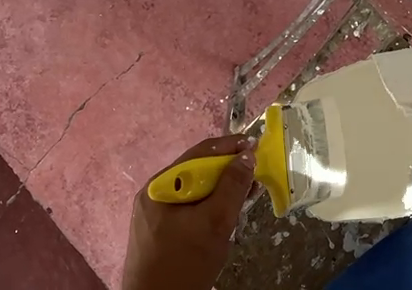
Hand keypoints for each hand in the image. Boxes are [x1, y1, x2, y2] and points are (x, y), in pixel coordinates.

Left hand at [121, 134, 257, 289]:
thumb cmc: (184, 264)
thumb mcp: (215, 223)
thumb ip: (232, 186)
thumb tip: (247, 155)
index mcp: (160, 185)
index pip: (200, 153)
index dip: (230, 147)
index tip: (256, 148)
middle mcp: (154, 193)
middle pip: (197, 171)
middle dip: (227, 171)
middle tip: (254, 176)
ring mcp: (155, 213)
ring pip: (195, 190)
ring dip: (220, 190)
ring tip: (244, 196)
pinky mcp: (159, 232)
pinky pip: (188, 208)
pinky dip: (209, 206)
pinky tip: (224, 215)